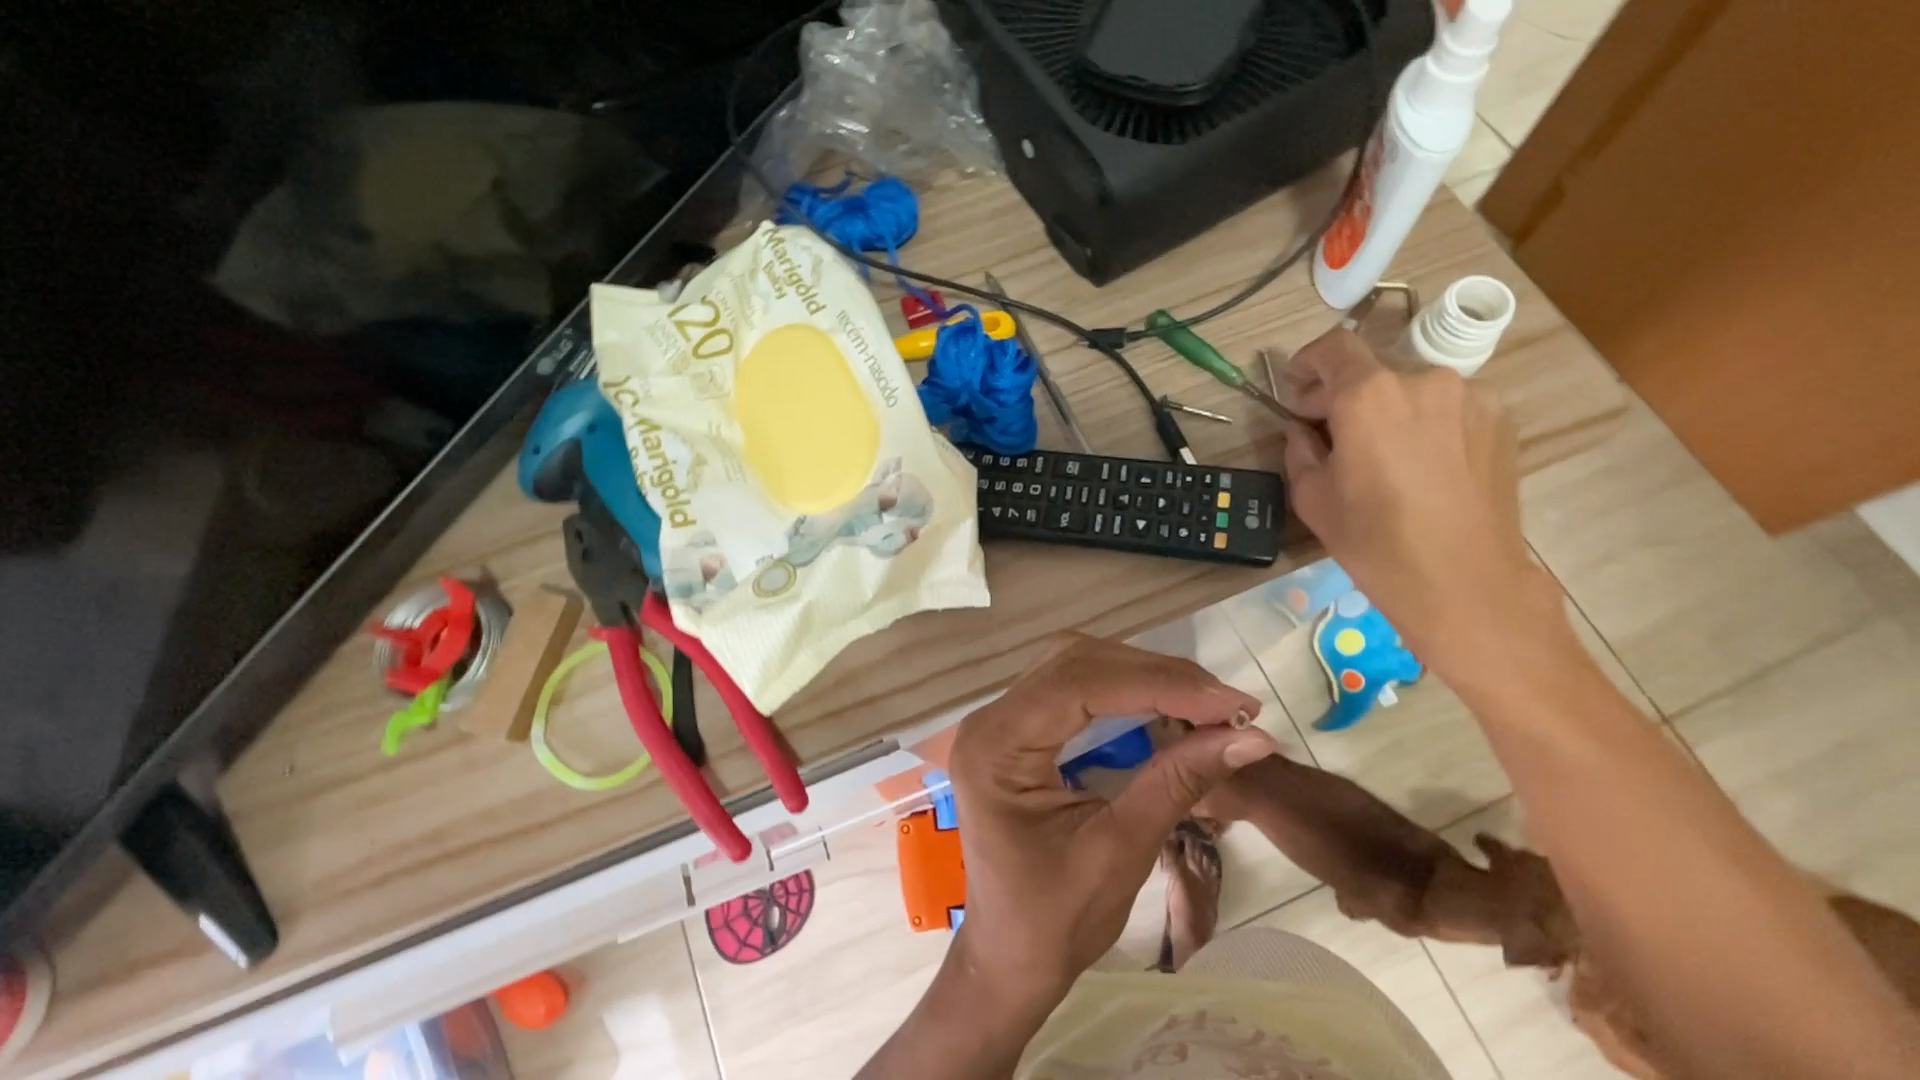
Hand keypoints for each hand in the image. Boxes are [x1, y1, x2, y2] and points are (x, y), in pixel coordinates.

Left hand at [945, 636, 1277, 1006]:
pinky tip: (1168, 707)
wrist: (1013, 957)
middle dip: (1158, 675)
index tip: (1230, 703)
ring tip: (1207, 704)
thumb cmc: (1056, 919)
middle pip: (1078, 664)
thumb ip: (1177, 783)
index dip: (1159, 684)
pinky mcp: (1020, 732)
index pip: (1079, 686)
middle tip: (1227, 704)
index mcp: (995, 748)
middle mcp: (990, 721)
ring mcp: (1002, 723)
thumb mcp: (1121, 851)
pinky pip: (1075, 691)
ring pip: (1079, 668)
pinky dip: (1127, 692)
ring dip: (1146, 677)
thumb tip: (1253, 736)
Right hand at [1279, 329, 1563, 675]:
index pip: (1333, 348)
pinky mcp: (1499, 421)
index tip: (1298, 388)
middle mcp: (1423, 381)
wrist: (1464, 581)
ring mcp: (1470, 397)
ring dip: (1388, 411)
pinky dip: (1425, 424)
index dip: (1307, 362)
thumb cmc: (1376, 543)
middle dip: (1346, 396)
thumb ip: (1300, 451)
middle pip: (1373, 371)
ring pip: (1413, 390)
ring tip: (1381, 456)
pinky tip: (1419, 467)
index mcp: (1369, 395)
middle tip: (1331, 434)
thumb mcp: (1313, 498)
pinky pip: (1448, 408)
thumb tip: (1302, 431)